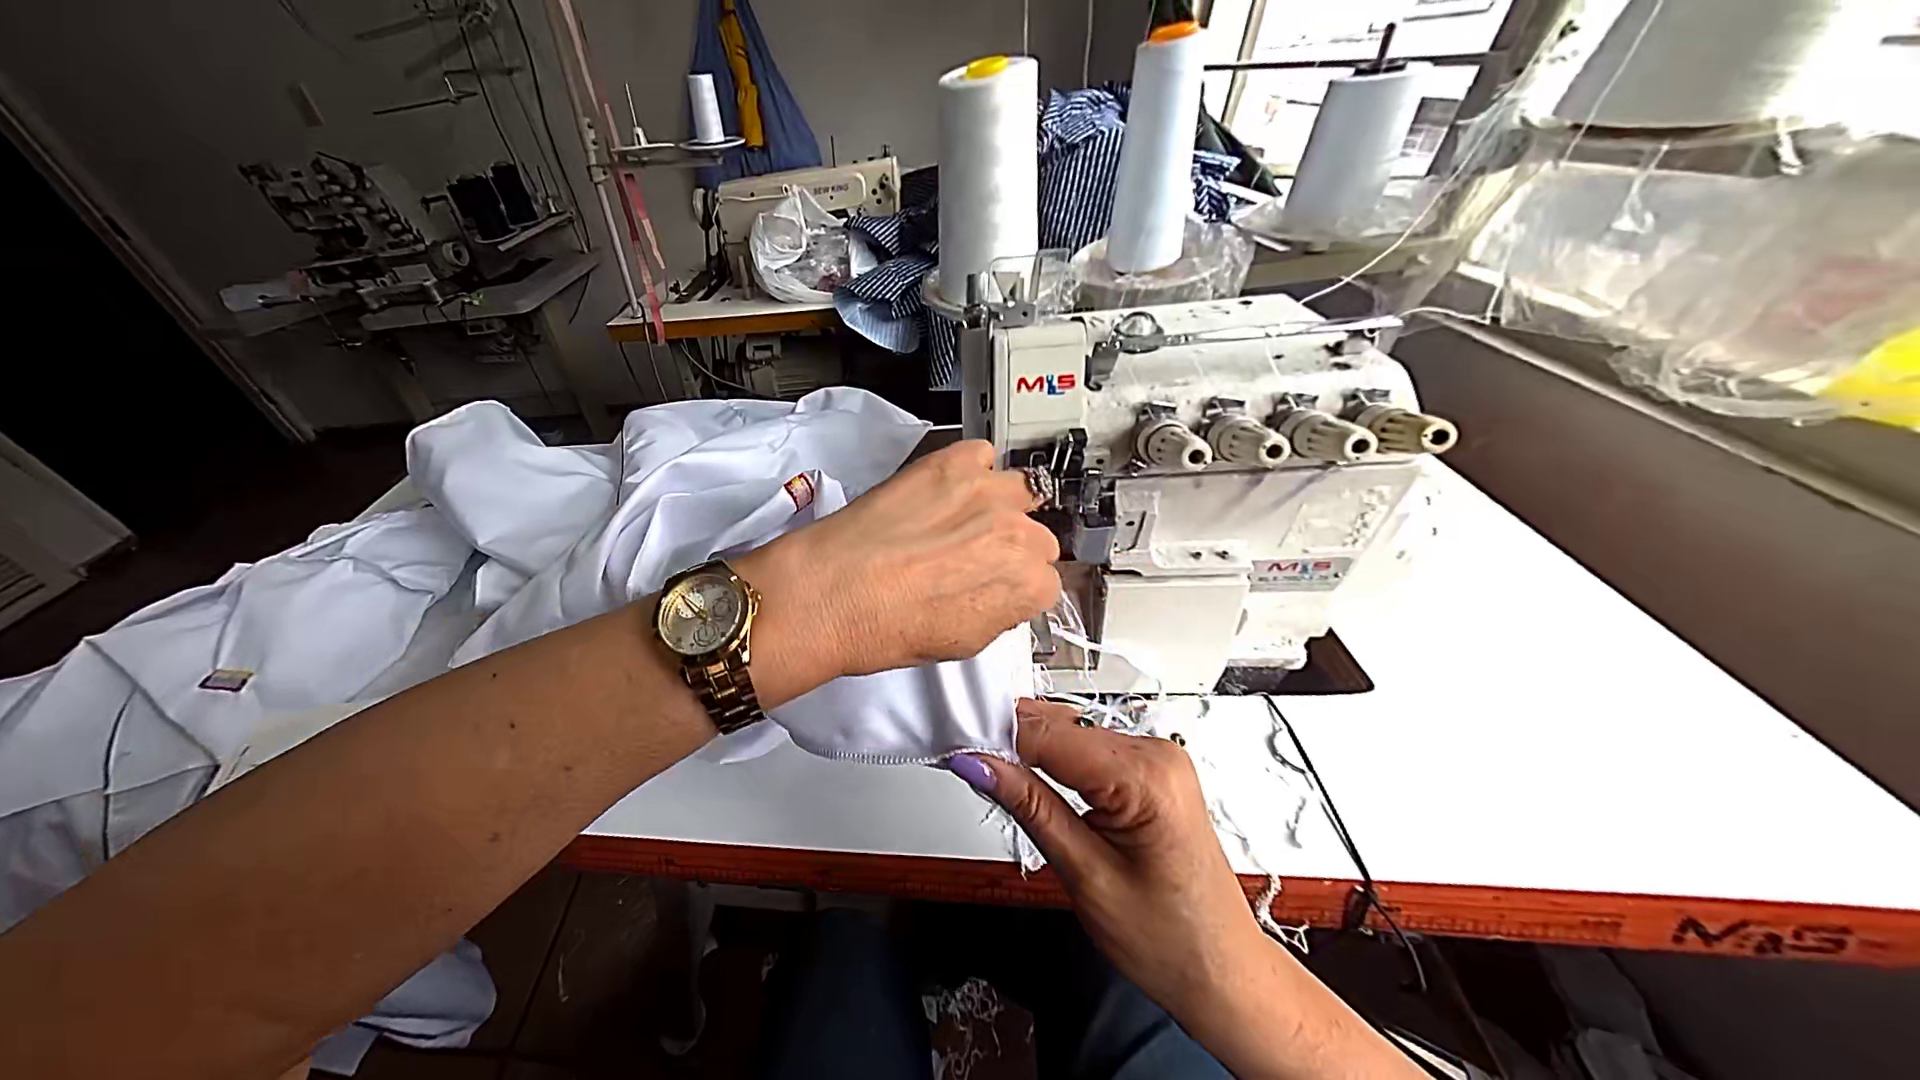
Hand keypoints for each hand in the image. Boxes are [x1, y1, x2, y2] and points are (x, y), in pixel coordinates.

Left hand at [732, 440, 1059, 700]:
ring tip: (962, 521)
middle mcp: (1016, 534)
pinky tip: (947, 493)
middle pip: (1038, 535)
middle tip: (973, 556)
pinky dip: (972, 470)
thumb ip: (1003, 610)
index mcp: (1027, 586)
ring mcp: (986, 492)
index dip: (1019, 584)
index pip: (1047, 579)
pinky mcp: (951, 463)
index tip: (999, 583)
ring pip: (1022, 490)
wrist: (826, 593)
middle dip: (1012, 547)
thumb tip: (1008, 595)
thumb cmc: (881, 626)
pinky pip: (983, 454)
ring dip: (1000, 505)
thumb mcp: (963, 642)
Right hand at [954, 701, 1425, 1079]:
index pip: (1051, 735)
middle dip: (1011, 740)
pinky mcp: (1153, 769)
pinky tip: (1032, 771)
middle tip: (967, 760)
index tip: (958, 743)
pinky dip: (1057, 755)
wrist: (1222, 970)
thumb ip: (1030, 806)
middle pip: (1062, 725)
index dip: (997, 737)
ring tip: (993, 770)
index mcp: (1148, 778)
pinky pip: (1093, 745)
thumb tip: (981, 763)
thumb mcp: (1085, 875)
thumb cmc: (1173, 939)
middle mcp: (1159, 755)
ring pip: (1074, 731)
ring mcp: (1159, 758)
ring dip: (1032, 747)